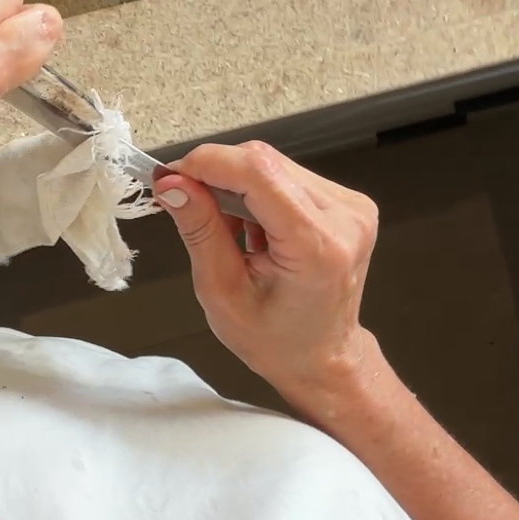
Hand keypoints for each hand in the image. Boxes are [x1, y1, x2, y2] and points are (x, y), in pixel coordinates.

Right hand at [154, 142, 380, 417]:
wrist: (321, 356)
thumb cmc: (272, 338)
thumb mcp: (220, 290)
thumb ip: (199, 230)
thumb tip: (171, 184)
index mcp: (316, 246)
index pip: (257, 173)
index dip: (205, 164)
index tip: (167, 178)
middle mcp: (344, 216)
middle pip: (264, 162)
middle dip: (213, 173)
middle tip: (181, 201)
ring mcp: (351, 205)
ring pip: (272, 164)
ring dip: (232, 183)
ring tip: (219, 224)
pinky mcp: (346, 202)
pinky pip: (285, 176)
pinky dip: (253, 191)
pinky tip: (246, 225)